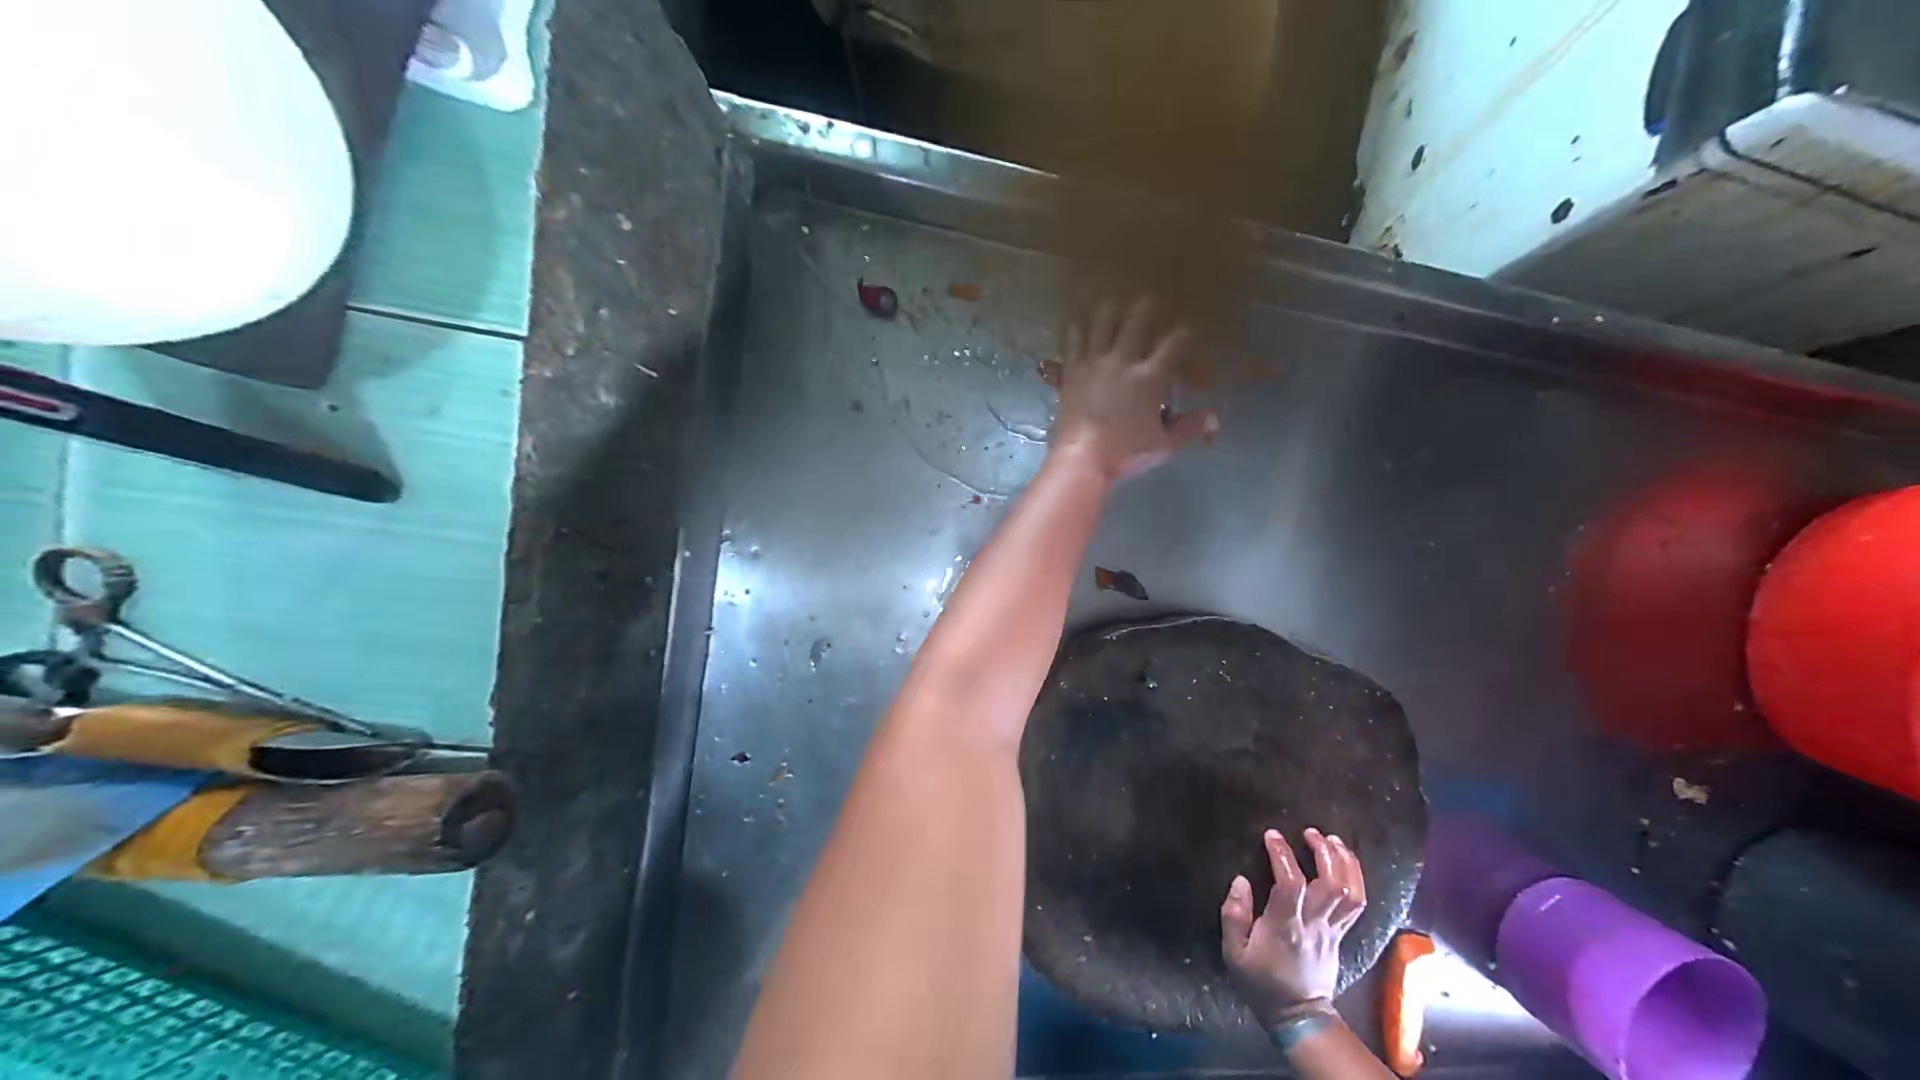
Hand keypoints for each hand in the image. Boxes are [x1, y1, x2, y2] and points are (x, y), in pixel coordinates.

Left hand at [1050, 296, 1218, 481]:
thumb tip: (1214, 418)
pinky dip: (1077, 329)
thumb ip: (1189, 427)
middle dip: (1147, 308)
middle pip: (1137, 322)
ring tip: (1113, 304)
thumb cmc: (1126, 453)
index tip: (1188, 332)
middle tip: (1151, 300)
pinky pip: (1073, 341)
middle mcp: (1123, 361)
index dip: (1185, 333)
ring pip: (1102, 324)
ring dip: (1110, 311)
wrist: (1082, 458)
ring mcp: (1094, 363)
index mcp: (1150, 377)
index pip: (1175, 344)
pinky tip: (1077, 322)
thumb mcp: (1164, 444)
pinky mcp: (1071, 371)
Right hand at [1220, 827, 1367, 1029]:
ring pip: (1352, 893)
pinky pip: (1356, 904)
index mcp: (1285, 927)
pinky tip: (1344, 863)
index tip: (1271, 835)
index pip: (1291, 884)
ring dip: (1345, 862)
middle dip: (1324, 852)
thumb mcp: (1234, 953)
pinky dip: (1354, 878)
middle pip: (1333, 884)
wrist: (1299, 1017)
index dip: (1283, 855)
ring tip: (1332, 840)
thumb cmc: (1261, 983)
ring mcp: (1332, 931)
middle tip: (1309, 832)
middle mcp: (1314, 925)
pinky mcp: (1341, 935)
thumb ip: (1234, 915)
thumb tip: (1240, 881)